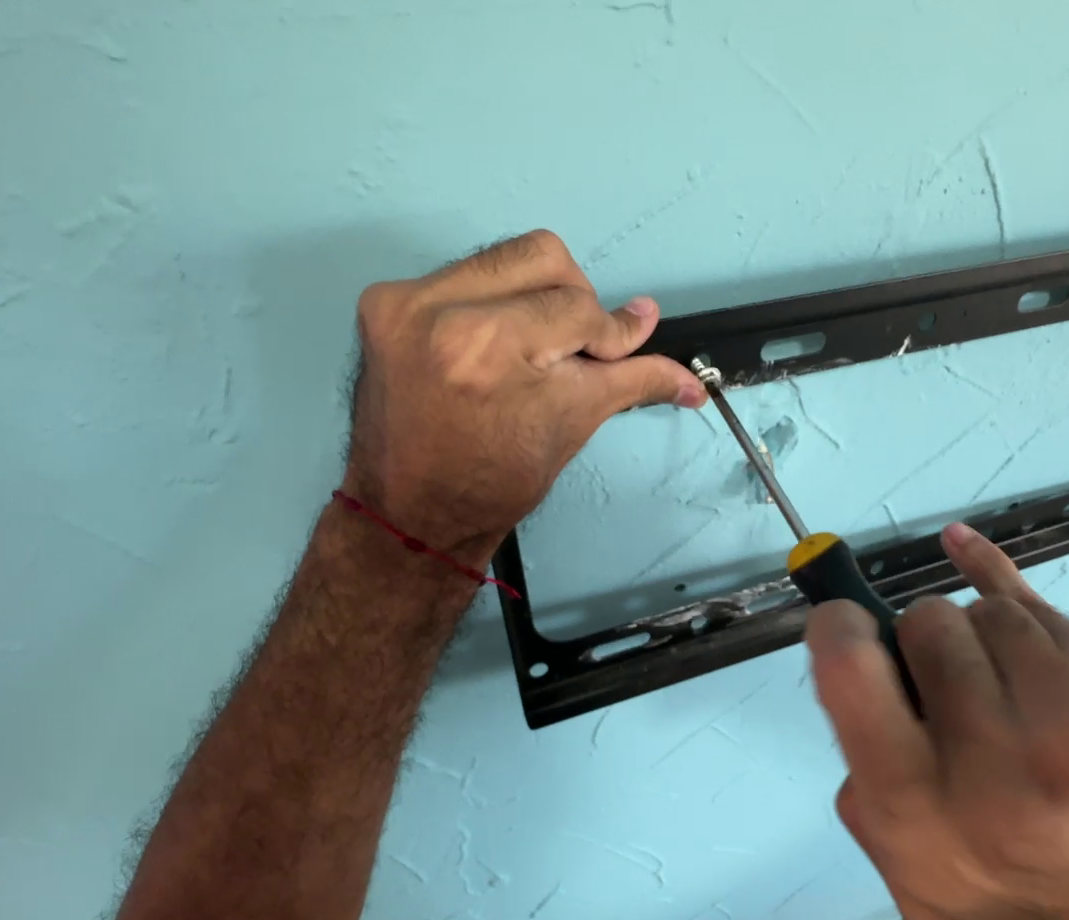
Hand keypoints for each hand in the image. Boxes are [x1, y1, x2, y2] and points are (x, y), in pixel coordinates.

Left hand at [347, 230, 706, 561]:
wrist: (413, 513)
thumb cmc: (494, 485)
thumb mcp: (572, 427)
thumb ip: (630, 380)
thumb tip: (685, 373)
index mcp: (488, 347)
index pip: (578, 308)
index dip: (613, 332)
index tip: (629, 339)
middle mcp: (438, 311)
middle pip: (543, 257)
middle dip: (575, 303)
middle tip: (575, 348)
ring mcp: (402, 302)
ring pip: (504, 257)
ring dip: (535, 296)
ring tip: (533, 348)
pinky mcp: (383, 303)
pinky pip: (463, 274)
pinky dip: (492, 304)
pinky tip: (492, 348)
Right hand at [805, 523, 1068, 919]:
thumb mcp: (946, 892)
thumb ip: (874, 809)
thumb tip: (855, 700)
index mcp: (924, 825)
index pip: (847, 676)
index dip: (836, 635)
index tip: (843, 626)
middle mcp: (988, 772)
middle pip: (917, 629)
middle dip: (921, 643)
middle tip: (955, 686)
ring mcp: (1065, 717)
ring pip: (981, 613)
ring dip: (982, 638)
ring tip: (1017, 689)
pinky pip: (1023, 591)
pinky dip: (987, 565)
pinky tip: (961, 546)